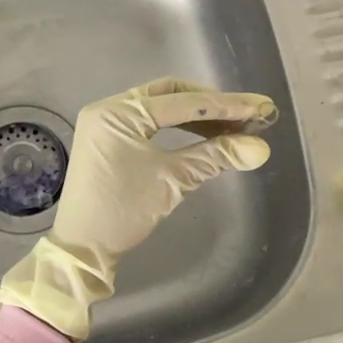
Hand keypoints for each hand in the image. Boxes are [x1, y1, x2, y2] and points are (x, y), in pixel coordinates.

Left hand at [0, 78, 277, 339]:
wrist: (82, 248)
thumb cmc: (123, 210)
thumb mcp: (172, 180)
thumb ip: (215, 156)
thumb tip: (261, 148)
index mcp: (119, 111)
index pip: (182, 101)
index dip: (225, 106)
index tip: (260, 108)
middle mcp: (109, 108)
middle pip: (170, 94)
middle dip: (210, 105)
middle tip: (246, 117)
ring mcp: (105, 124)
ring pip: (160, 109)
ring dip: (196, 117)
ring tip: (231, 129)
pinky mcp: (108, 141)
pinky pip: (148, 125)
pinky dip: (176, 129)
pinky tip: (204, 138)